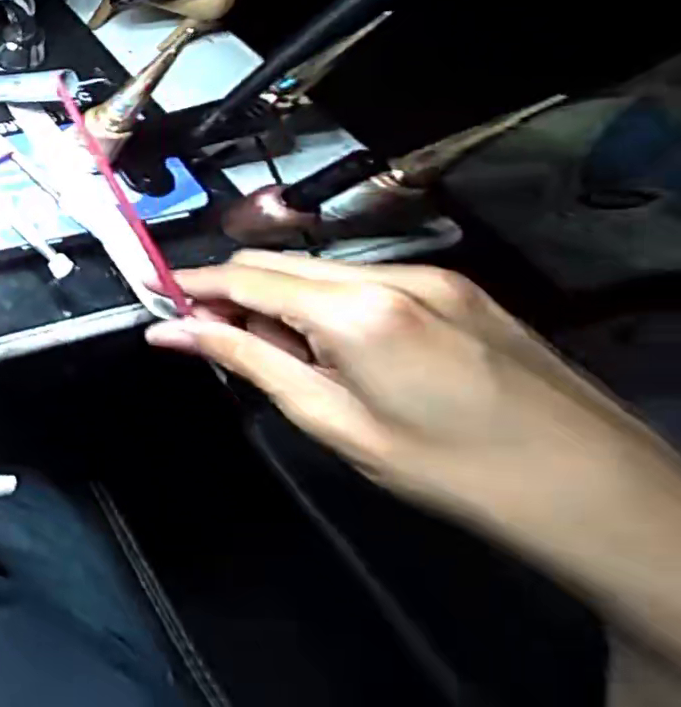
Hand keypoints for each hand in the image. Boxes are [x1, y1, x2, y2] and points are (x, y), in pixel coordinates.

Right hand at [144, 250, 675, 529]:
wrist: (618, 505)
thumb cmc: (454, 471)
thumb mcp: (331, 420)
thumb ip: (242, 360)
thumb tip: (167, 331)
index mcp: (356, 309)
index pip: (240, 277)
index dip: (187, 284)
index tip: (151, 295)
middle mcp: (390, 275)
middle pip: (271, 263)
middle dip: (231, 293)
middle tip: (219, 341)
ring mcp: (431, 278)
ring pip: (312, 270)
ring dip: (278, 299)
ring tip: (292, 358)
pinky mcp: (458, 290)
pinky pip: (358, 279)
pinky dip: (324, 302)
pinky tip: (341, 350)